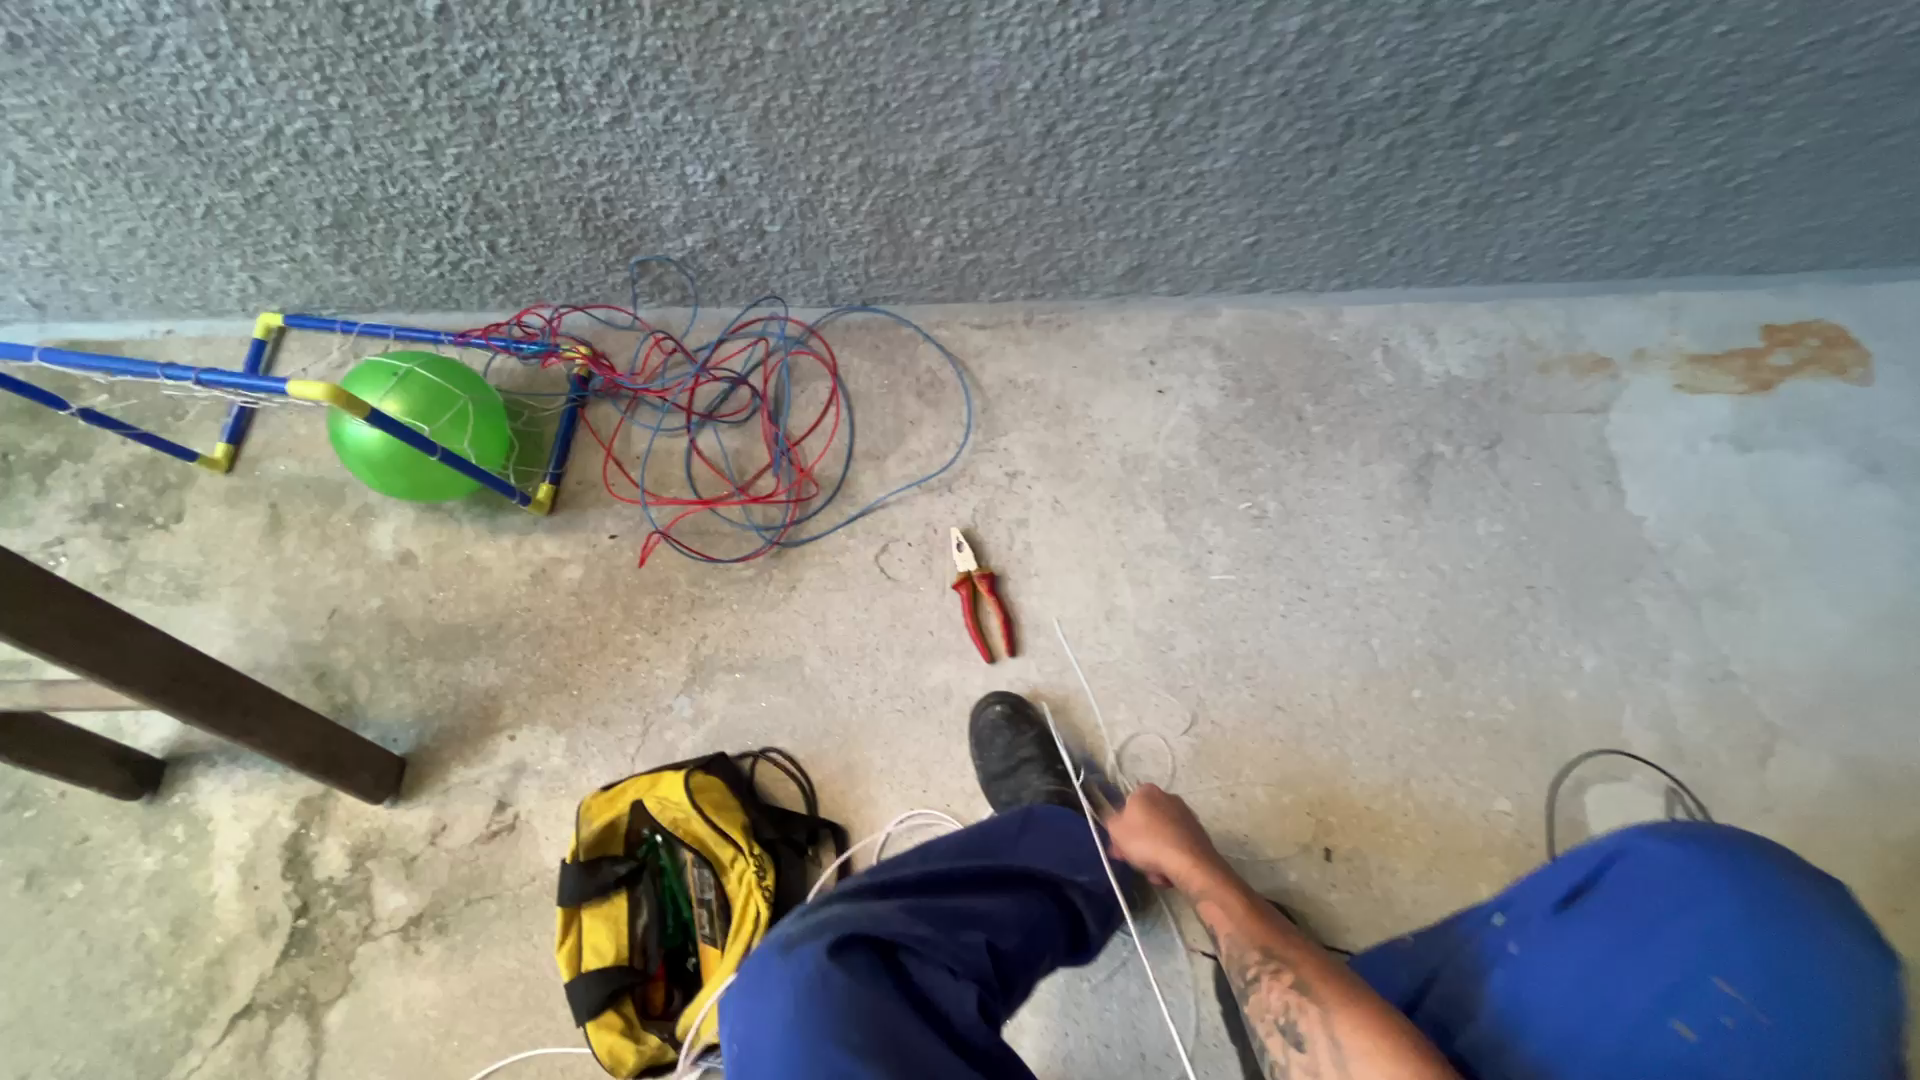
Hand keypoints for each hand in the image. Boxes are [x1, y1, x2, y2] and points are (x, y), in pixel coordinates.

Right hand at [1106, 783, 1231, 893]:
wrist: (1189, 862)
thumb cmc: (1147, 841)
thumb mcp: (1116, 830)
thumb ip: (1111, 821)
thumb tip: (1116, 821)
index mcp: (1146, 791)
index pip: (1127, 806)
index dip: (1121, 828)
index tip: (1119, 846)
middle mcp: (1167, 797)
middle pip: (1145, 823)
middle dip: (1138, 843)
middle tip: (1133, 861)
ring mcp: (1185, 815)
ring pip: (1160, 837)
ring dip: (1154, 853)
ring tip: (1153, 871)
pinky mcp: (1197, 832)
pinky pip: (1176, 845)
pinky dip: (1170, 857)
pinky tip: (1167, 872)